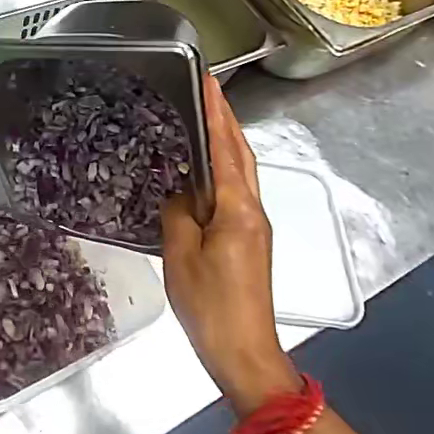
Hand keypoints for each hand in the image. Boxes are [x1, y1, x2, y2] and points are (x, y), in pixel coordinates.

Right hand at [162, 75, 299, 413]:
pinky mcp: (251, 242)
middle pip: (241, 156)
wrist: (244, 351)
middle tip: (207, 93)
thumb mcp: (181, 258)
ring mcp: (256, 227)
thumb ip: (178, 216)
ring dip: (226, 145)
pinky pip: (236, 194)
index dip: (217, 114)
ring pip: (241, 174)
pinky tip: (205, 174)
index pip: (226, 149)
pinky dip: (223, 173)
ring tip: (204, 123)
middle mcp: (254, 211)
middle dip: (226, 122)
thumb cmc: (211, 308)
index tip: (209, 82)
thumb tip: (180, 195)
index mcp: (238, 209)